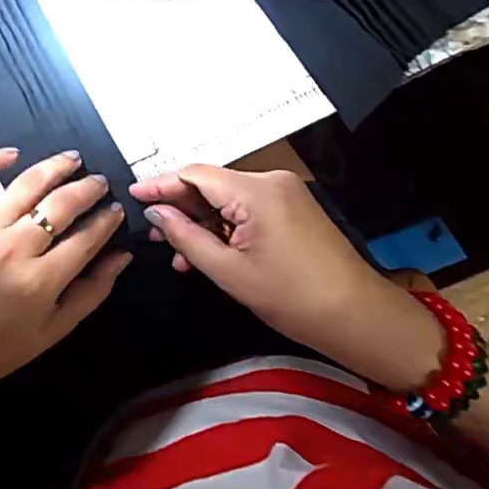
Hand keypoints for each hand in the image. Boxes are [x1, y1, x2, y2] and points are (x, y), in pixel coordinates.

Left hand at [0, 149, 130, 416]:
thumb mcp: (55, 329)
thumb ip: (93, 290)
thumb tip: (122, 255)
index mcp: (39, 281)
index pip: (86, 237)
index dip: (108, 219)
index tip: (117, 209)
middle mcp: (12, 250)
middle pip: (61, 204)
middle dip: (88, 189)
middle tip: (101, 182)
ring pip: (26, 185)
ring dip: (55, 167)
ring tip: (73, 159)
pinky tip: (12, 154)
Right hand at [129, 165, 443, 392]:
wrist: (355, 314)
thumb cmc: (291, 297)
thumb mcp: (229, 272)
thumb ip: (187, 238)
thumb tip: (156, 213)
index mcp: (255, 191)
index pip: (195, 174)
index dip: (161, 184)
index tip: (133, 194)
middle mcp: (270, 181)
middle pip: (211, 185)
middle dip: (181, 208)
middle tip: (153, 235)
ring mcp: (283, 193)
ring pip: (227, 199)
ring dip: (201, 223)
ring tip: (175, 253)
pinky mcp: (291, 207)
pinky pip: (246, 210)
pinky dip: (225, 228)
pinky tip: (206, 254)